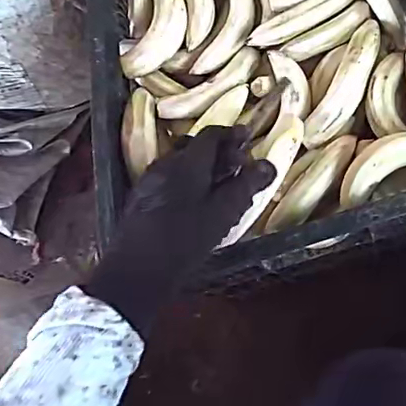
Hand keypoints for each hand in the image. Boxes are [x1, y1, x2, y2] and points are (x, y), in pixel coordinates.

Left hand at [85, 125, 275, 333]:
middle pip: (194, 146)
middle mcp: (166, 164)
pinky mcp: (141, 198)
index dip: (232, 134)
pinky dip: (188, 179)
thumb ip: (246, 186)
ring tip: (220, 182)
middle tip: (238, 162)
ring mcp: (150, 180)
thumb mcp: (223, 213)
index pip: (211, 135)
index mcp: (188, 162)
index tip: (247, 137)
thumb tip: (267, 165)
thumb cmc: (186, 238)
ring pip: (181, 162)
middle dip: (218, 150)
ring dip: (202, 166)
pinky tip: (197, 200)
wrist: (138, 270)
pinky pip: (169, 178)